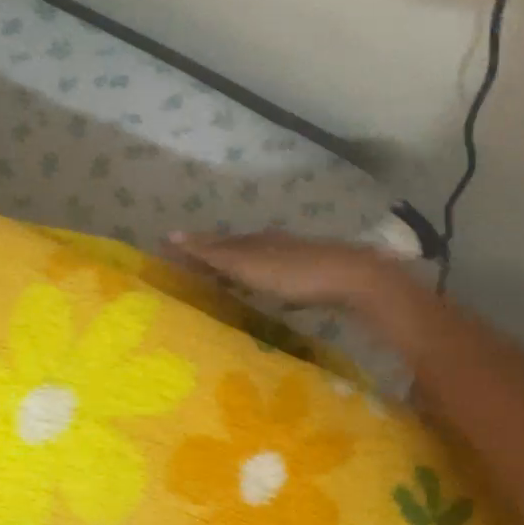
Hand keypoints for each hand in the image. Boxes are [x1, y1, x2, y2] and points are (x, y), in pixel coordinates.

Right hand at [167, 230, 408, 310]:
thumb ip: (212, 253)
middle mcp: (271, 243)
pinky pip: (276, 275)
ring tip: (222, 279)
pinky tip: (264, 289)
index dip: (194, 246)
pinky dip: (261, 280)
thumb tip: (172, 234)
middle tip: (191, 267)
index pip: (216, 242)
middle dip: (213, 256)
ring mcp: (293, 257)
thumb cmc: (294, 273)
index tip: (171, 251)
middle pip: (236, 248)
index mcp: (253, 240)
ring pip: (257, 260)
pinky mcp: (312, 275)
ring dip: (237, 268)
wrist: (352, 278)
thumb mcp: (247, 264)